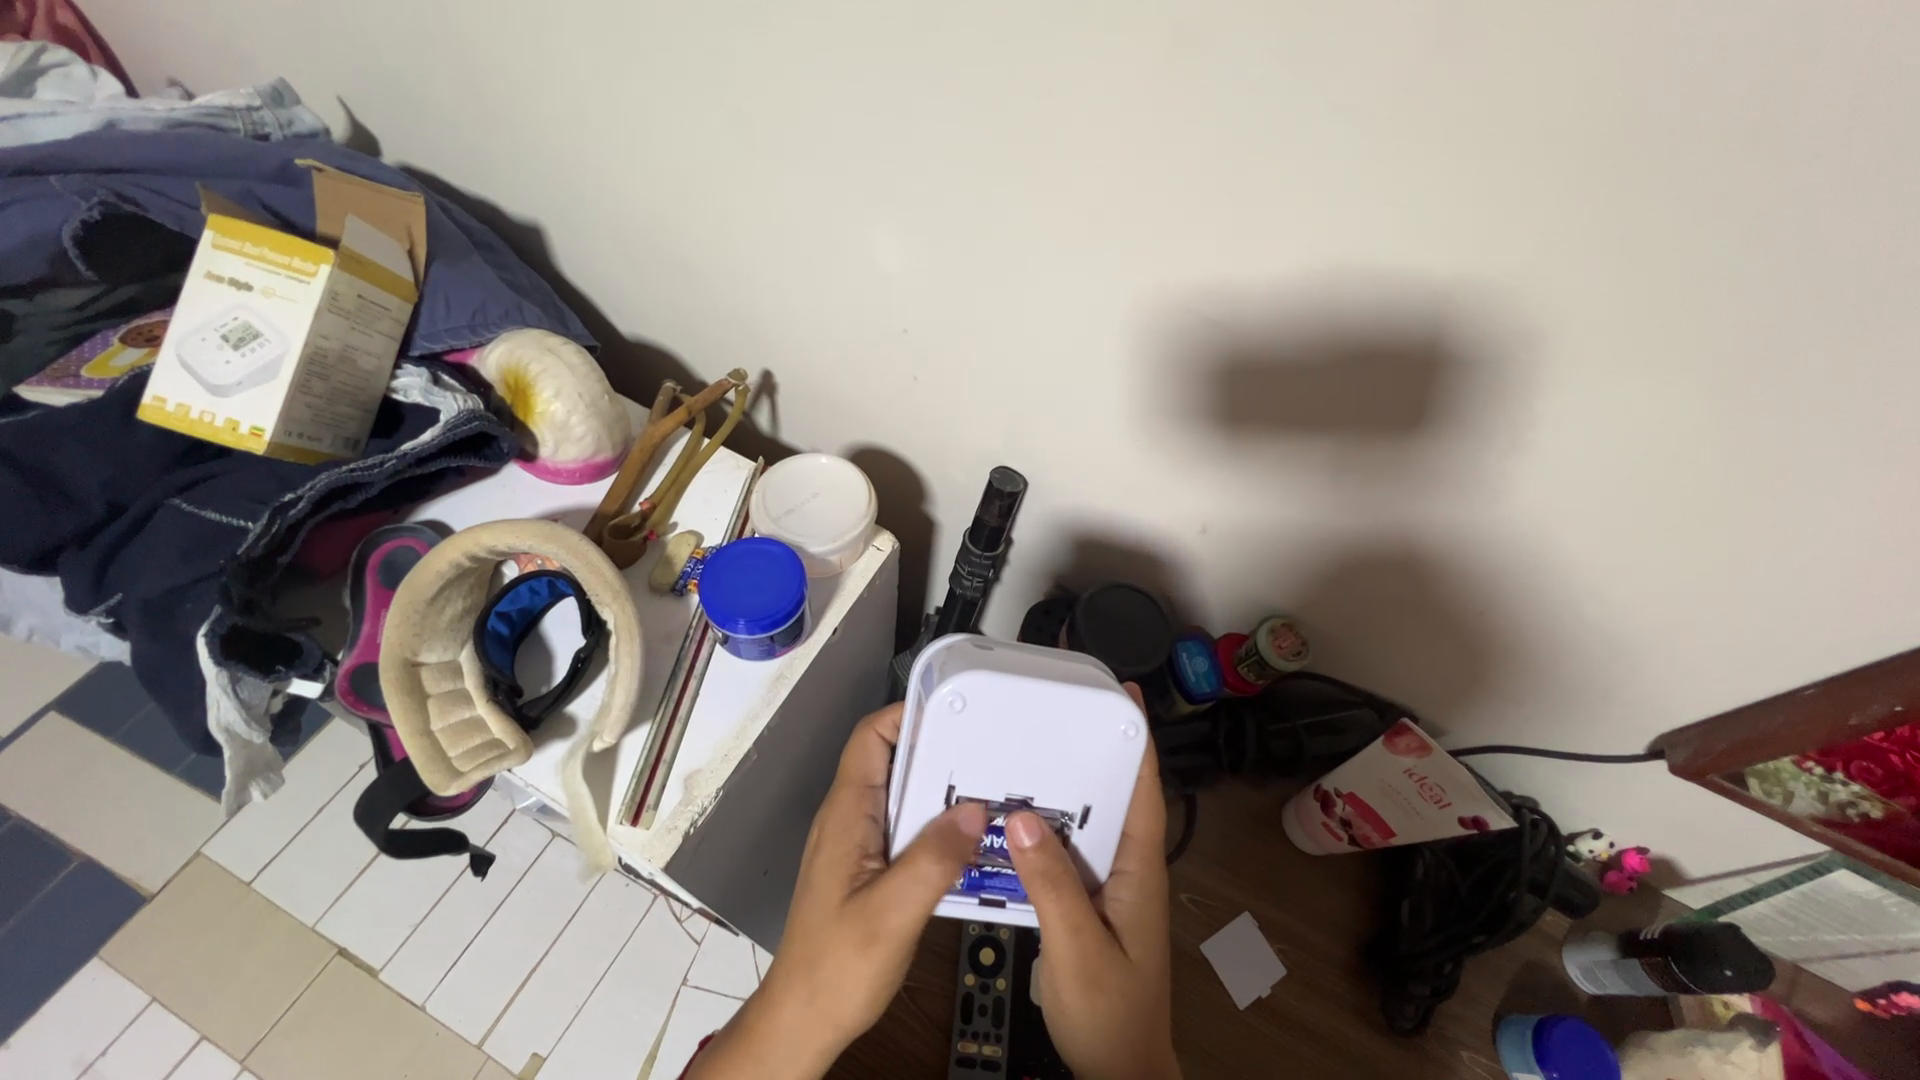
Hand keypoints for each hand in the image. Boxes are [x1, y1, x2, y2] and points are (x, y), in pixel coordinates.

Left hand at [687, 703, 987, 1079]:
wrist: (803, 1018)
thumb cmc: (838, 966)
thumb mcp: (891, 913)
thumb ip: (933, 860)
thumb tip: (976, 810)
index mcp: (847, 813)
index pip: (870, 737)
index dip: (907, 713)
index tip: (957, 710)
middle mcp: (849, 817)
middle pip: (890, 759)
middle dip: (936, 748)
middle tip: (988, 750)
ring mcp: (856, 841)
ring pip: (899, 794)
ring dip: (939, 787)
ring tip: (988, 787)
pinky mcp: (866, 866)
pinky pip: (902, 825)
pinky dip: (934, 822)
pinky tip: (967, 838)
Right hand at [1006, 689, 1180, 1079]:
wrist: (1120, 1071)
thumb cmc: (1110, 1013)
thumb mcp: (1077, 948)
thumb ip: (1051, 884)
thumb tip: (1022, 816)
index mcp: (1138, 870)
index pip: (1143, 790)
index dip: (1137, 740)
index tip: (1122, 696)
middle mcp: (1128, 868)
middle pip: (1115, 795)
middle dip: (1093, 750)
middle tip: (1056, 712)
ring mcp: (1109, 886)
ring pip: (1088, 821)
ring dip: (1066, 787)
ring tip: (1027, 752)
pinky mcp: (1089, 901)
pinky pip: (1069, 849)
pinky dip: (1047, 826)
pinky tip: (1016, 819)